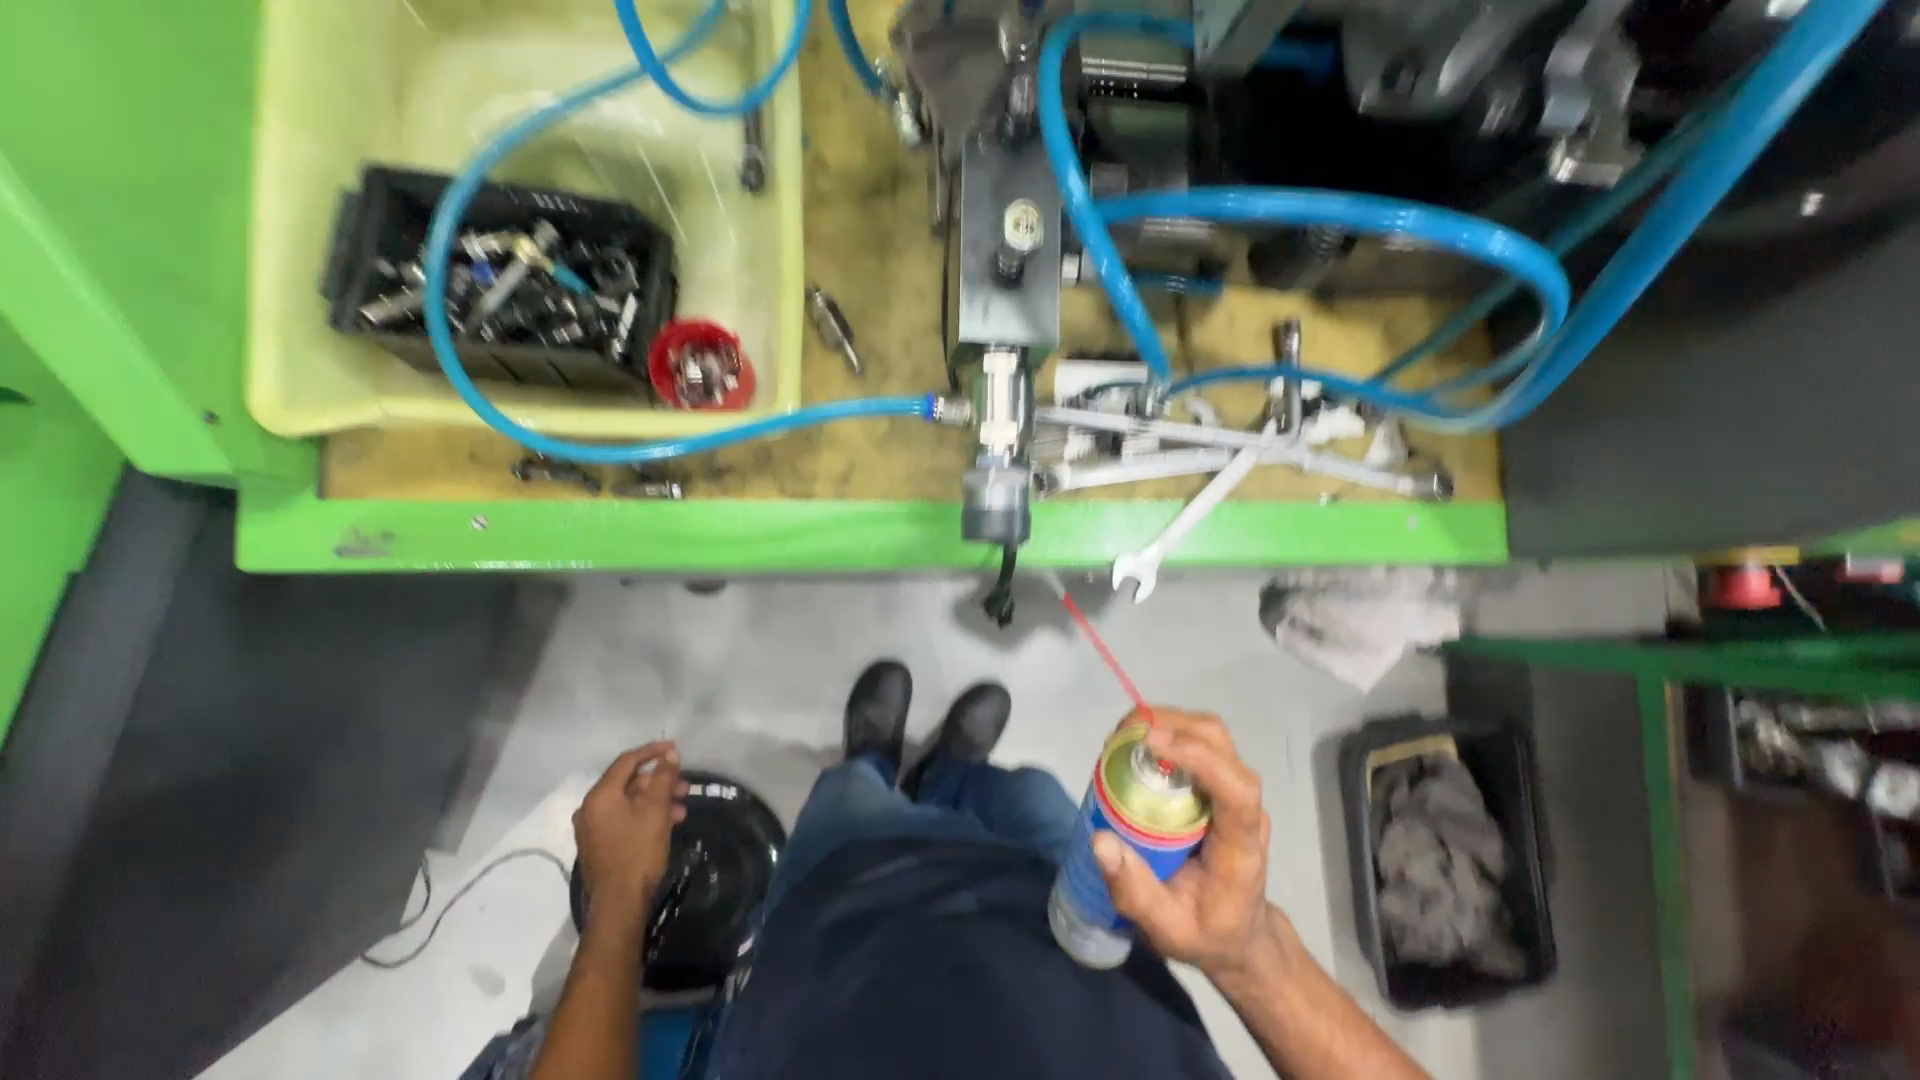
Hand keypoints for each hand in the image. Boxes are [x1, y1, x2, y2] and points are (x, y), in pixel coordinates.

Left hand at [573, 742, 687, 937]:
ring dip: (655, 801)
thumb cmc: (638, 853)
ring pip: (628, 802)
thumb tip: (669, 754)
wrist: (619, 904)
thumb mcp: (656, 811)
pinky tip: (667, 824)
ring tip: (681, 808)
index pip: (626, 762)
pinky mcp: (598, 845)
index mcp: (600, 796)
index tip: (675, 748)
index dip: (652, 751)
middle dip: (658, 781)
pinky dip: (645, 816)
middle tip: (684, 785)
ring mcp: (592, 828)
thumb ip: (663, 778)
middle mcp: (590, 808)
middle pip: (628, 783)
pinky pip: (623, 819)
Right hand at [1092, 708, 1291, 987]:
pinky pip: (1197, 744)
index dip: (1198, 756)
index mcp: (1240, 843)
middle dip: (1174, 724)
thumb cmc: (1208, 934)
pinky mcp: (1217, 787)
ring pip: (1210, 734)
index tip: (1151, 742)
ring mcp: (1233, 793)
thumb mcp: (1168, 930)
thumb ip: (1135, 892)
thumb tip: (1099, 839)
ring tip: (1123, 738)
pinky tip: (1135, 748)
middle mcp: (1245, 808)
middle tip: (1122, 735)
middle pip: (1221, 743)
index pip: (1237, 787)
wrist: (1239, 937)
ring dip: (1168, 723)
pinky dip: (1166, 733)